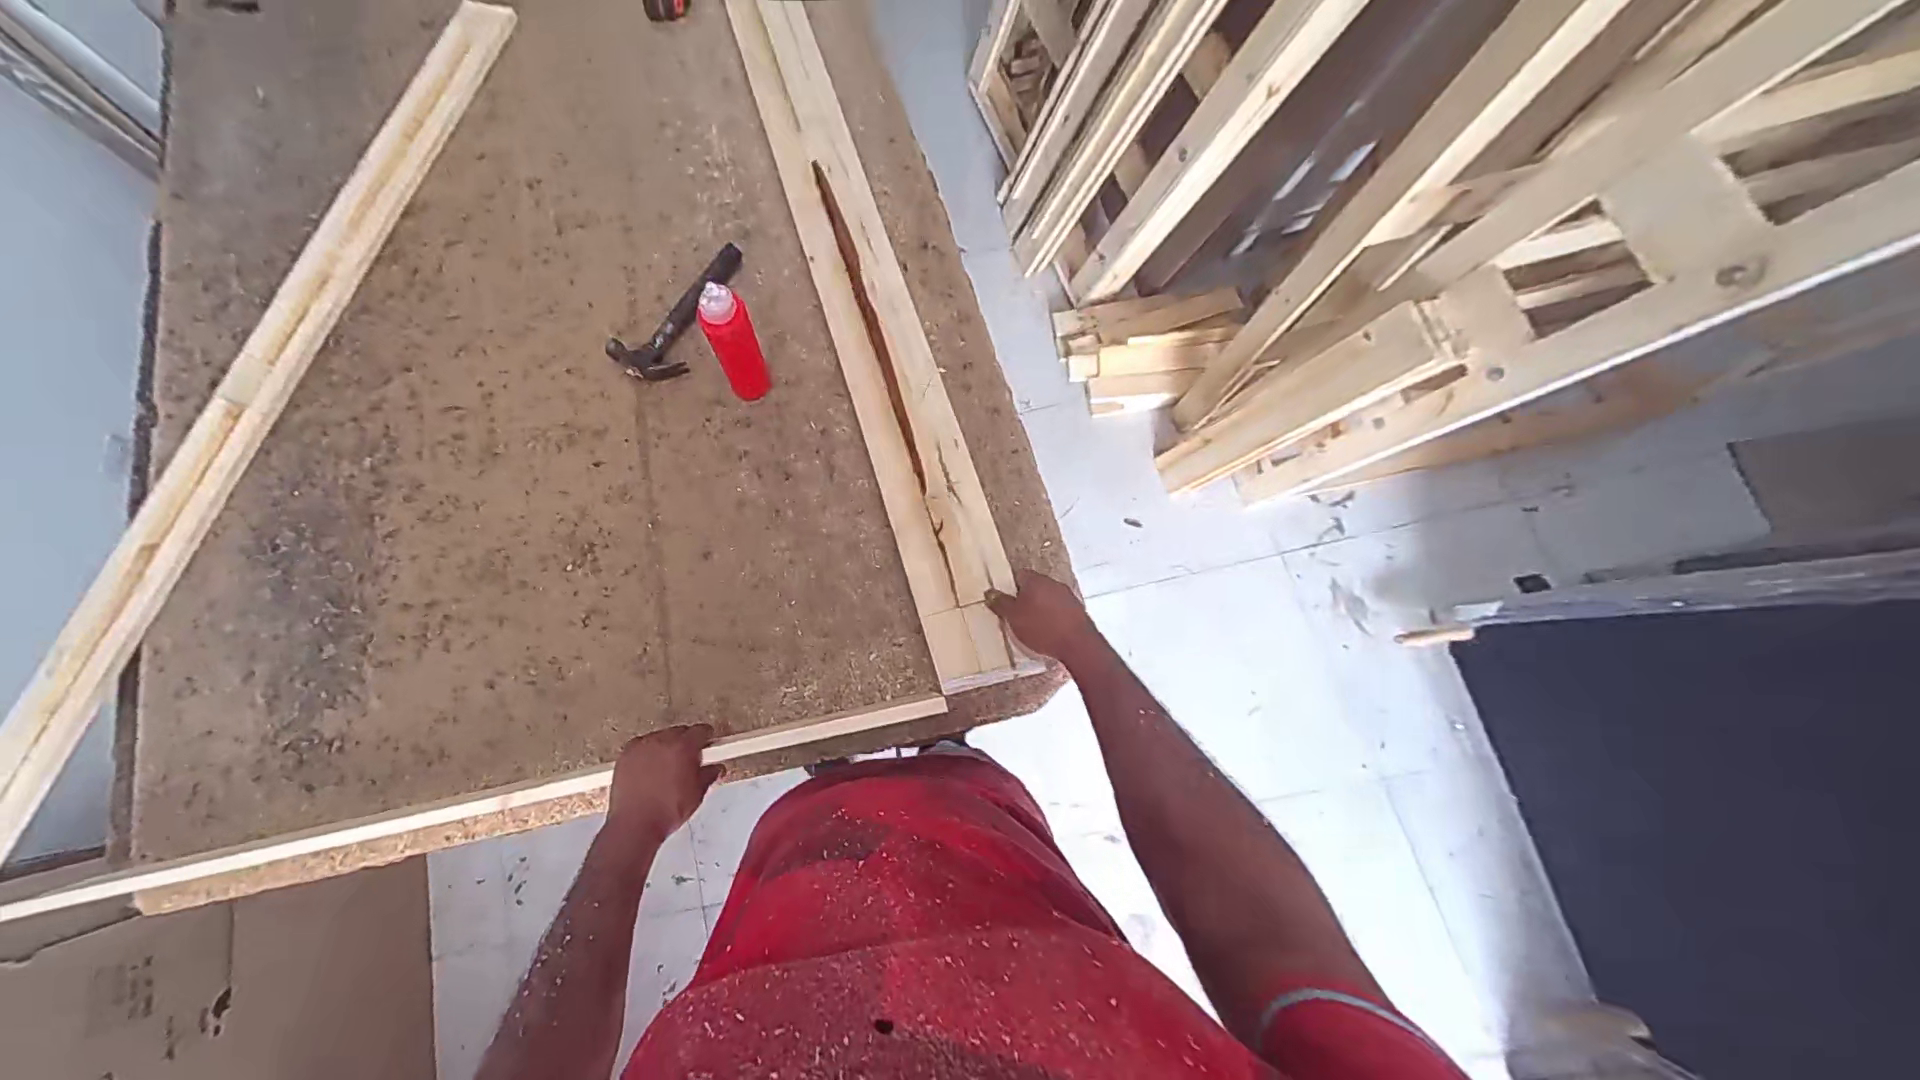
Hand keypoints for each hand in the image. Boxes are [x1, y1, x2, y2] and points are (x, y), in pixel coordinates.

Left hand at [605, 725, 722, 841]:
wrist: (635, 825)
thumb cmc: (664, 811)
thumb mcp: (697, 794)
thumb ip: (709, 775)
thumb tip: (714, 770)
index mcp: (684, 747)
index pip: (701, 730)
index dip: (706, 738)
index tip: (706, 744)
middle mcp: (662, 741)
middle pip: (680, 731)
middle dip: (686, 743)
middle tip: (687, 760)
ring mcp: (642, 747)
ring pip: (660, 738)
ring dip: (666, 747)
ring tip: (666, 768)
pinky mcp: (626, 755)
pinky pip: (641, 746)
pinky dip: (647, 753)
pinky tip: (649, 769)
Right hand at [986, 569, 1102, 662]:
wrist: (1077, 644)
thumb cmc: (1042, 627)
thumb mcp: (1013, 617)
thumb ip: (1001, 603)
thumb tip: (990, 593)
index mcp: (1035, 580)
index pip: (1020, 575)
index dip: (1011, 587)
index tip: (1006, 600)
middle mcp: (1053, 583)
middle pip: (1035, 586)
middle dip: (1026, 598)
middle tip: (1016, 615)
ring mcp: (1068, 596)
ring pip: (1048, 598)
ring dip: (1040, 608)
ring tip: (1032, 626)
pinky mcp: (1078, 611)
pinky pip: (1060, 610)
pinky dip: (1053, 617)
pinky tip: (1048, 632)